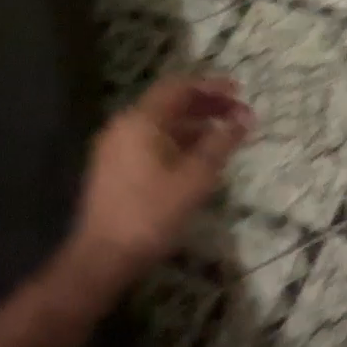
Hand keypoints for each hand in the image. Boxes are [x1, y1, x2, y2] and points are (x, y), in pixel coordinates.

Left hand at [67, 77, 253, 286]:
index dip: (211, 86)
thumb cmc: (151, 213)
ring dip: (195, 124)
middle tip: (238, 115)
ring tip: (225, 137)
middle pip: (170, 104)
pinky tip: (199, 158)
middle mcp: (124, 127)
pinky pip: (152, 141)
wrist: (101, 260)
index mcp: (141, 121)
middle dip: (207, 106)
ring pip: (162, 124)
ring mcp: (115, 149)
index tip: (240, 92)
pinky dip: (179, 141)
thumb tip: (245, 118)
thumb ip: (222, 142)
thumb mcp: (196, 176)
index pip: (179, 87)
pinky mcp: (114, 169)